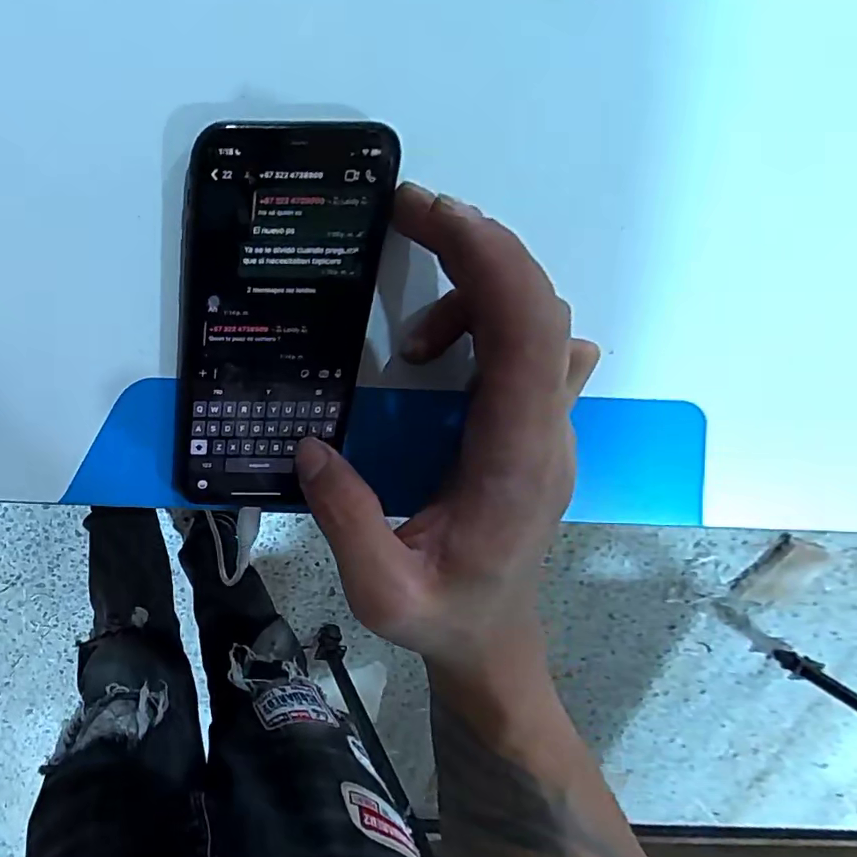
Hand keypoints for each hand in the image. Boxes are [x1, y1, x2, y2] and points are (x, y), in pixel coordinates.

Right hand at [297, 182, 597, 684]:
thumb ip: (347, 521)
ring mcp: (546, 429)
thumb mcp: (381, 591)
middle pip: (538, 308)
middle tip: (404, 218)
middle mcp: (545, 433)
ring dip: (471, 296)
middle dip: (475, 247)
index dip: (486, 260)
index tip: (426, 215)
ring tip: (405, 343)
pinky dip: (484, 321)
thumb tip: (311, 447)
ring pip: (535, 322)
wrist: (495, 641)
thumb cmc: (445, 619)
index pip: (527, 335)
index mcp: (516, 463)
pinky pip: (527, 349)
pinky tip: (437, 353)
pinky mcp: (531, 430)